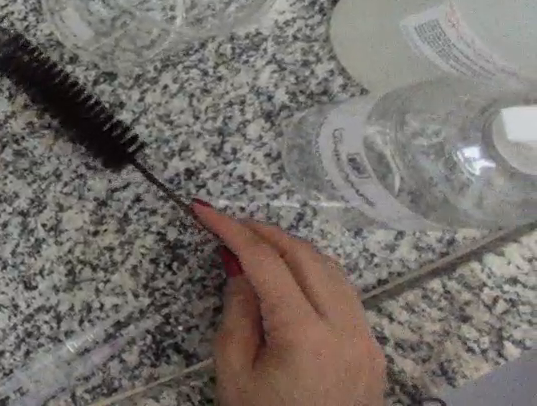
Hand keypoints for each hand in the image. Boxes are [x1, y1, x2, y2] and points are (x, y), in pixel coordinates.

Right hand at [192, 203, 385, 405]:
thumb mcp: (234, 363)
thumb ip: (238, 309)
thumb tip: (238, 266)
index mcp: (305, 335)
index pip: (266, 262)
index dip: (231, 229)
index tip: (201, 209)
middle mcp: (346, 333)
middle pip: (307, 257)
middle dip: (263, 231)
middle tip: (225, 223)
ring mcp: (367, 342)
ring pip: (332, 271)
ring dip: (290, 247)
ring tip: (252, 243)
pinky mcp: (372, 352)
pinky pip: (344, 294)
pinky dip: (311, 270)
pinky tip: (284, 273)